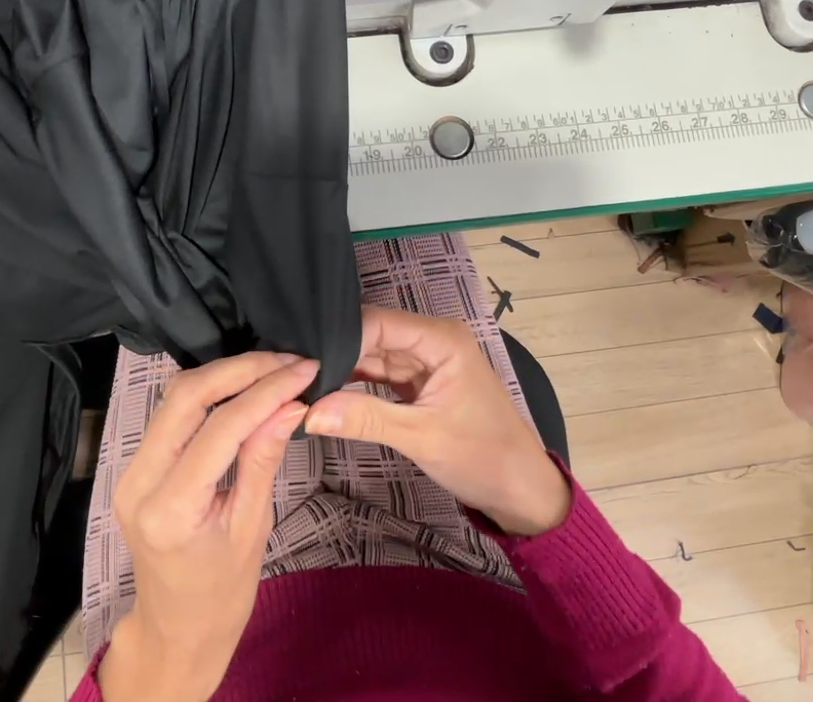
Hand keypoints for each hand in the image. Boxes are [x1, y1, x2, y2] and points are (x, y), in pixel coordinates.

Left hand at [100, 352, 316, 701]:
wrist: (176, 630)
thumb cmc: (221, 593)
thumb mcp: (252, 527)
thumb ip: (263, 459)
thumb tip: (292, 403)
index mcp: (169, 507)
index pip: (220, 427)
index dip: (266, 391)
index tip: (305, 371)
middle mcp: (139, 479)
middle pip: (187, 396)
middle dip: (242, 369)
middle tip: (289, 361)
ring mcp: (131, 469)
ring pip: (176, 396)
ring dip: (226, 374)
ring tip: (274, 368)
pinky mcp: (138, 463)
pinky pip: (173, 412)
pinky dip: (211, 391)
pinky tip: (245, 385)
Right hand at [303, 306, 569, 535]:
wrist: (520, 491)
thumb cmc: (482, 456)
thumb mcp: (420, 437)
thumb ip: (365, 419)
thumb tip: (308, 412)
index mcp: (441, 339)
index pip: (380, 322)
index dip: (342, 336)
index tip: (303, 359)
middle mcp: (432, 340)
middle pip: (373, 334)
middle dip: (336, 350)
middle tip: (292, 368)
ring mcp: (424, 361)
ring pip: (372, 354)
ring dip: (341, 367)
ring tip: (299, 378)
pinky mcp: (418, 382)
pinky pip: (379, 374)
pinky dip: (354, 383)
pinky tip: (324, 389)